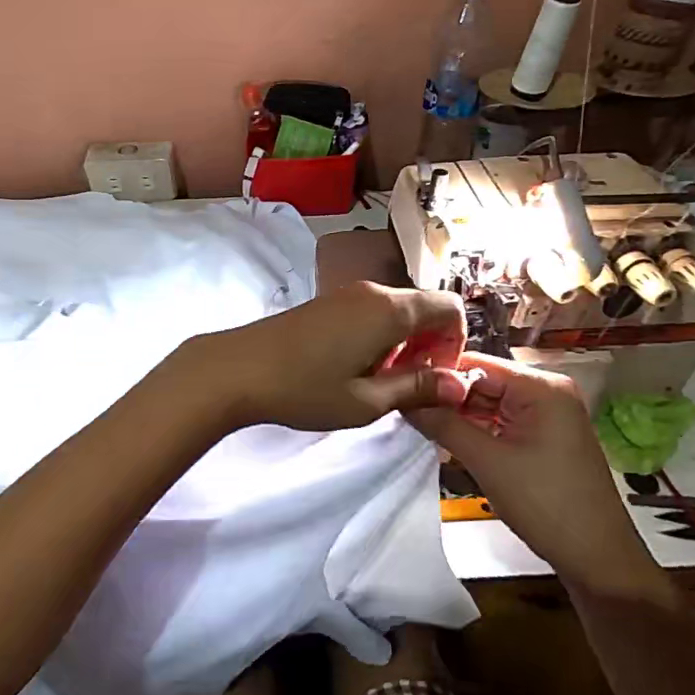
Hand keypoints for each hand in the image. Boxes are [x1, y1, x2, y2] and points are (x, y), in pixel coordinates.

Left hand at [178, 281, 470, 431]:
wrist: (236, 369)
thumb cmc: (305, 389)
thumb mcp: (367, 402)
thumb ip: (417, 389)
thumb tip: (459, 385)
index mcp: (391, 310)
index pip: (450, 307)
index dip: (455, 343)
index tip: (436, 378)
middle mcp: (373, 292)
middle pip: (423, 308)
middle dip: (428, 346)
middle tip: (408, 388)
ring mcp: (346, 294)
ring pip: (396, 312)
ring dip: (402, 345)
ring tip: (377, 384)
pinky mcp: (326, 303)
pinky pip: (370, 313)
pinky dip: (378, 338)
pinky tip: (352, 370)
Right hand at [407, 353, 660, 593]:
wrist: (598, 558)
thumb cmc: (546, 503)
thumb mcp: (488, 461)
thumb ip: (445, 425)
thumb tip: (405, 399)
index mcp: (540, 386)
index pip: (477, 364)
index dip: (437, 376)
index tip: (401, 389)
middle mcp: (547, 391)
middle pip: (483, 383)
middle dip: (446, 399)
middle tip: (404, 412)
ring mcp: (549, 415)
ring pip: (490, 405)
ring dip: (459, 418)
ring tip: (418, 427)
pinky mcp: (546, 438)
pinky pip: (503, 423)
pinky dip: (478, 432)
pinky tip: (448, 444)